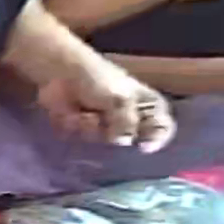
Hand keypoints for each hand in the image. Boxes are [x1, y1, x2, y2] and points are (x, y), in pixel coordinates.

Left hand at [35, 58, 175, 152]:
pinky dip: (71, 125)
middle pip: (123, 140)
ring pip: (96, 138)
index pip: (161, 129)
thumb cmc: (100, 82)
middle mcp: (126, 119)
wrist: (62, 75)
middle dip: (111, 133)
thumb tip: (123, 143)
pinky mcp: (75, 125)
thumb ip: (125, 122)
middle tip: (102, 119)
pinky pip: (74, 135)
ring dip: (88, 126)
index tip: (143, 148)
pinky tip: (68, 113)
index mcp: (147, 109)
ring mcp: (100, 124)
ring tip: (83, 112)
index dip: (156, 140)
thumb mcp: (120, 101)